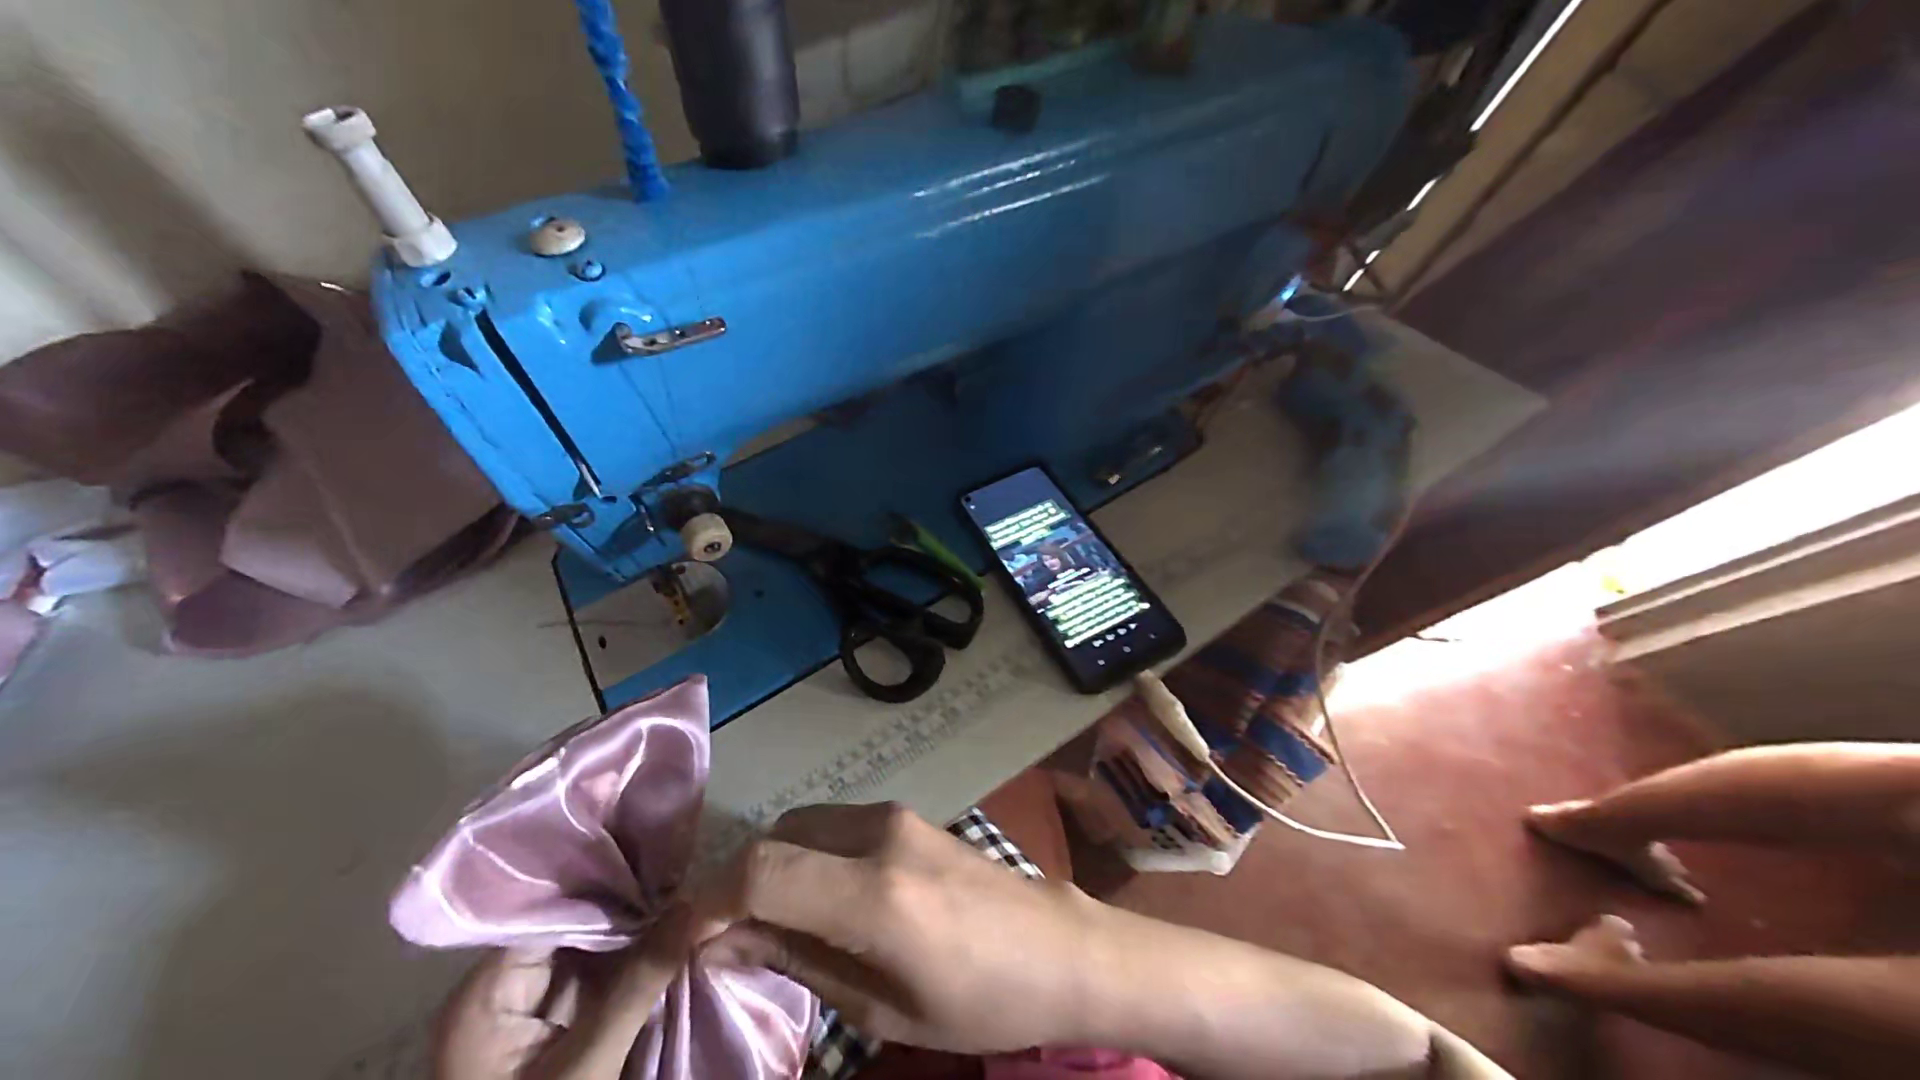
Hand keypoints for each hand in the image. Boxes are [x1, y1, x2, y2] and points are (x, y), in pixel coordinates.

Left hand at [432, 905, 698, 1079]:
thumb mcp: (589, 1066)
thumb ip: (638, 984)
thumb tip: (691, 906)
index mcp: (483, 995)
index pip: (550, 911)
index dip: (607, 885)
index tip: (662, 867)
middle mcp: (497, 991)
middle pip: (569, 927)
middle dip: (627, 909)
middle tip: (682, 883)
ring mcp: (523, 1010)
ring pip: (586, 951)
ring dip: (633, 934)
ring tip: (682, 902)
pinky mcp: (548, 1028)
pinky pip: (591, 978)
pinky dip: (627, 963)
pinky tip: (665, 940)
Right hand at [693, 802, 1110, 1053]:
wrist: (1058, 947)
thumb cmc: (981, 1001)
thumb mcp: (882, 1006)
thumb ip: (797, 960)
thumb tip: (720, 943)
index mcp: (876, 894)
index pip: (761, 872)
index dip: (706, 906)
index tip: (680, 946)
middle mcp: (879, 835)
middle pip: (772, 838)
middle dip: (733, 886)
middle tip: (724, 941)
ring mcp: (894, 815)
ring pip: (798, 824)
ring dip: (768, 867)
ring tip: (768, 923)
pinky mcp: (904, 812)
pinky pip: (830, 823)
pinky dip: (803, 854)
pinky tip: (814, 896)